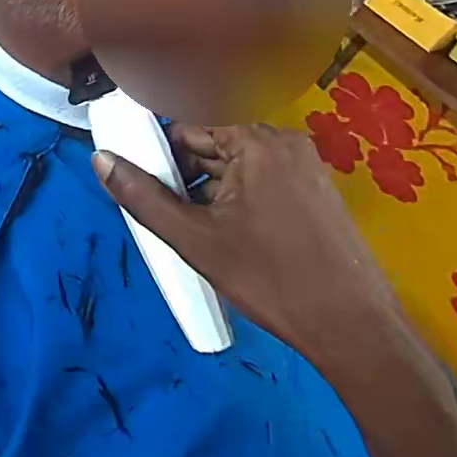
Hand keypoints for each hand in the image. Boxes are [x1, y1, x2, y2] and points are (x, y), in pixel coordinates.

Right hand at [103, 126, 456, 456]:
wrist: (356, 333)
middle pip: (213, 140)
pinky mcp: (316, 187)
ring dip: (208, 185)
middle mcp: (284, 140)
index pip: (189, 124)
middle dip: (184, 170)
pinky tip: (227, 230)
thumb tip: (100, 159)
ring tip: (195, 226)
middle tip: (168, 208)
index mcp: (256, 140)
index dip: (160, 147)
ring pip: (235, 160)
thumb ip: (142, 196)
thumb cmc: (271, 280)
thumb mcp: (194, 239)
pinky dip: (235, 193)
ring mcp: (305, 164)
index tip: (144, 174)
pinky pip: (260, 175)